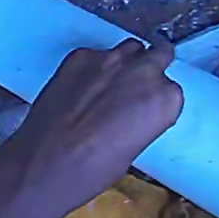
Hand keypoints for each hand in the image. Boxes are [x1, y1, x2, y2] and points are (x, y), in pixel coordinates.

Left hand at [0, 41, 184, 217]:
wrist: (47, 163)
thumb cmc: (95, 168)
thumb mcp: (135, 146)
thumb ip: (143, 116)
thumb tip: (134, 109)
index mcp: (165, 98)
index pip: (171, 88)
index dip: (158, 98)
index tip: (147, 109)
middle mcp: (143, 71)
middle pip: (158, 55)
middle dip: (150, 69)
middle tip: (135, 89)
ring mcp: (110, 58)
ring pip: (129, 49)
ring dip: (125, 63)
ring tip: (108, 87)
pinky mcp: (80, 55)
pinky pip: (95, 55)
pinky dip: (93, 67)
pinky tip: (81, 89)